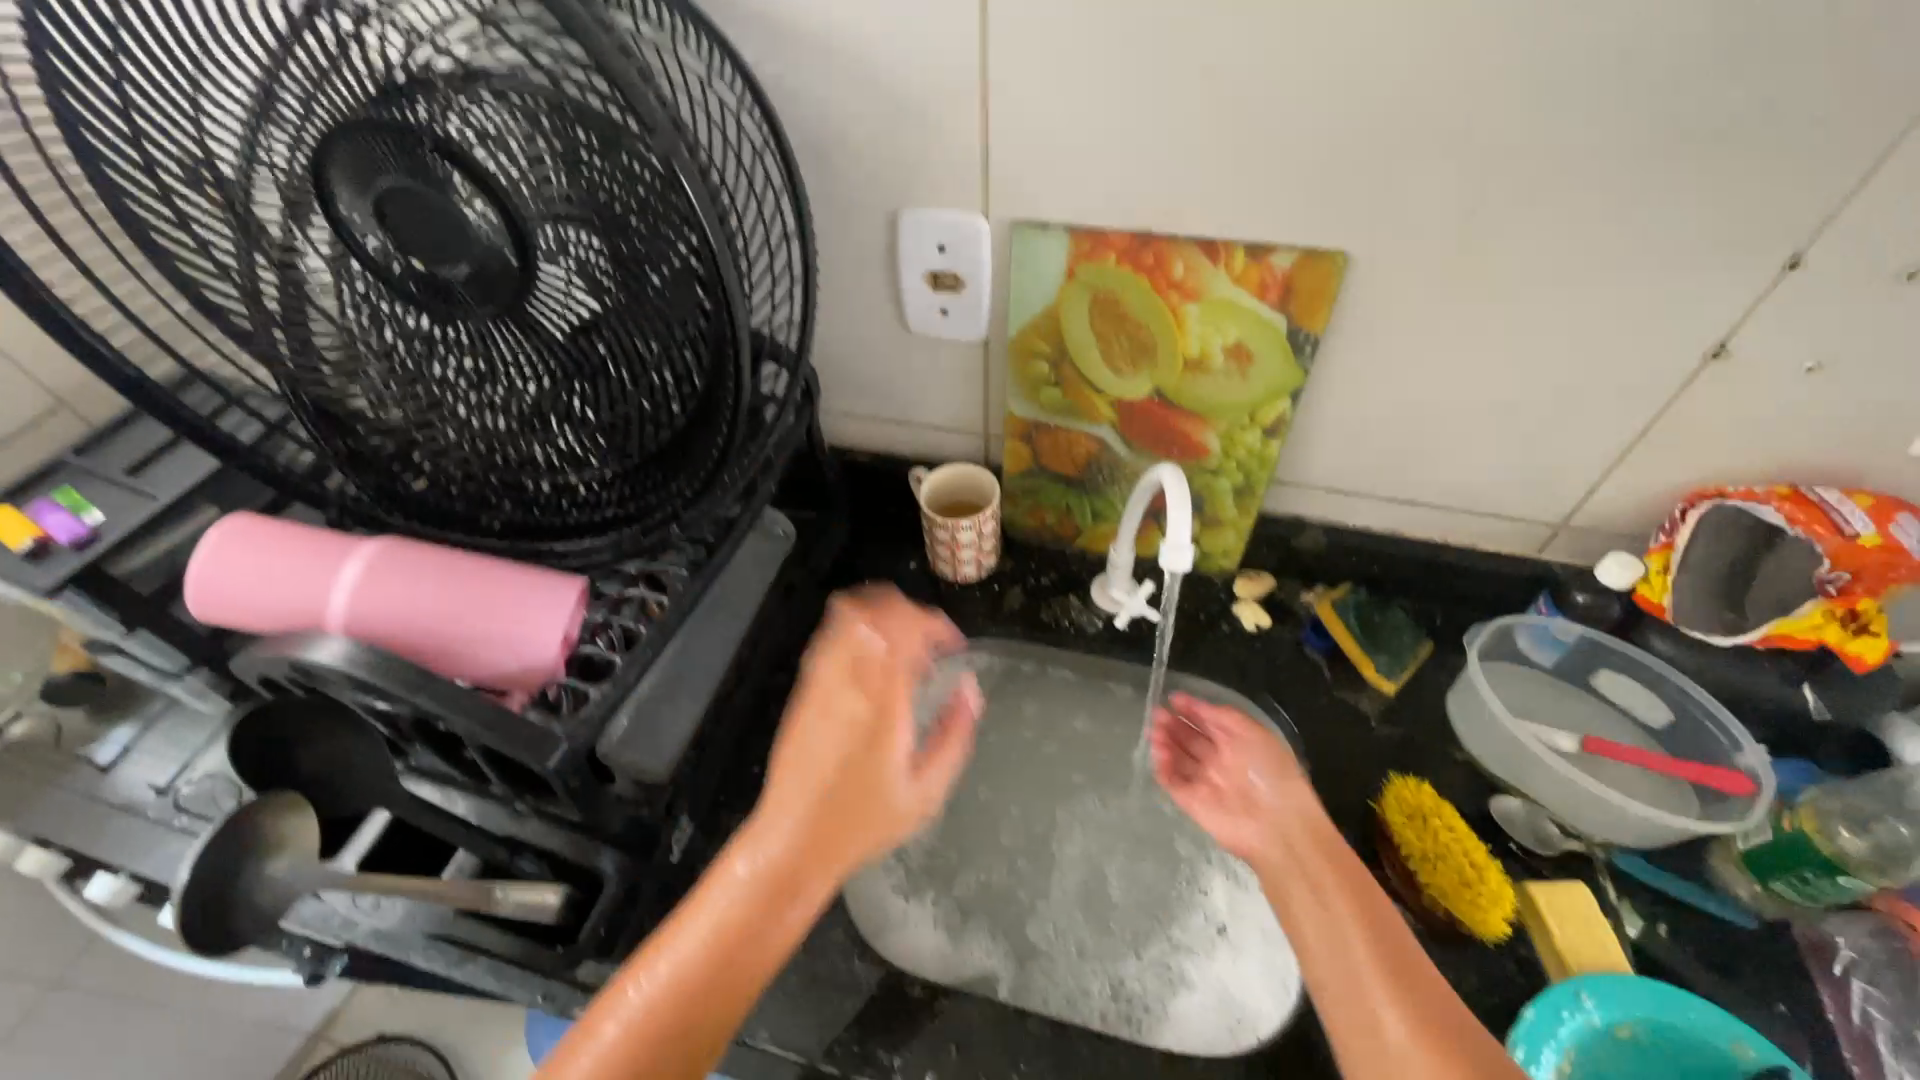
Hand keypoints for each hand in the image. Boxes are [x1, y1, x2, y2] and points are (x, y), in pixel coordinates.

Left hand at [749, 584, 982, 880]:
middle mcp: (847, 681)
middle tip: (931, 643)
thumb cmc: (864, 822)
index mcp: (882, 703)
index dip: (935, 624)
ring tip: (903, 644)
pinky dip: (856, 629)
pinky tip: (871, 658)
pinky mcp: (803, 689)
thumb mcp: (926, 793)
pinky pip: (828, 636)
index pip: (907, 630)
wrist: (793, 840)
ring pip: (848, 614)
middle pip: (877, 610)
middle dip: (911, 613)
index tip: (953, 645)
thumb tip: (970, 688)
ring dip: (882, 614)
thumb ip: (954, 735)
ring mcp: (819, 681)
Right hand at [1150, 692, 1314, 867]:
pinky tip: (1159, 752)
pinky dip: (1163, 767)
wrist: (1277, 825)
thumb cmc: (1270, 772)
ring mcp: (1204, 781)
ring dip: (1165, 742)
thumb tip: (1196, 705)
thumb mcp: (1254, 733)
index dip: (1191, 709)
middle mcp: (1218, 761)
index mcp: (1236, 743)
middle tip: (1158, 714)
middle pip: (1189, 739)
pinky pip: (1172, 781)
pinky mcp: (1192, 802)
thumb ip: (1224, 716)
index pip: (1208, 722)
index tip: (1173, 698)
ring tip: (1155, 730)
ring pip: (1177, 758)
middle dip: (1173, 724)